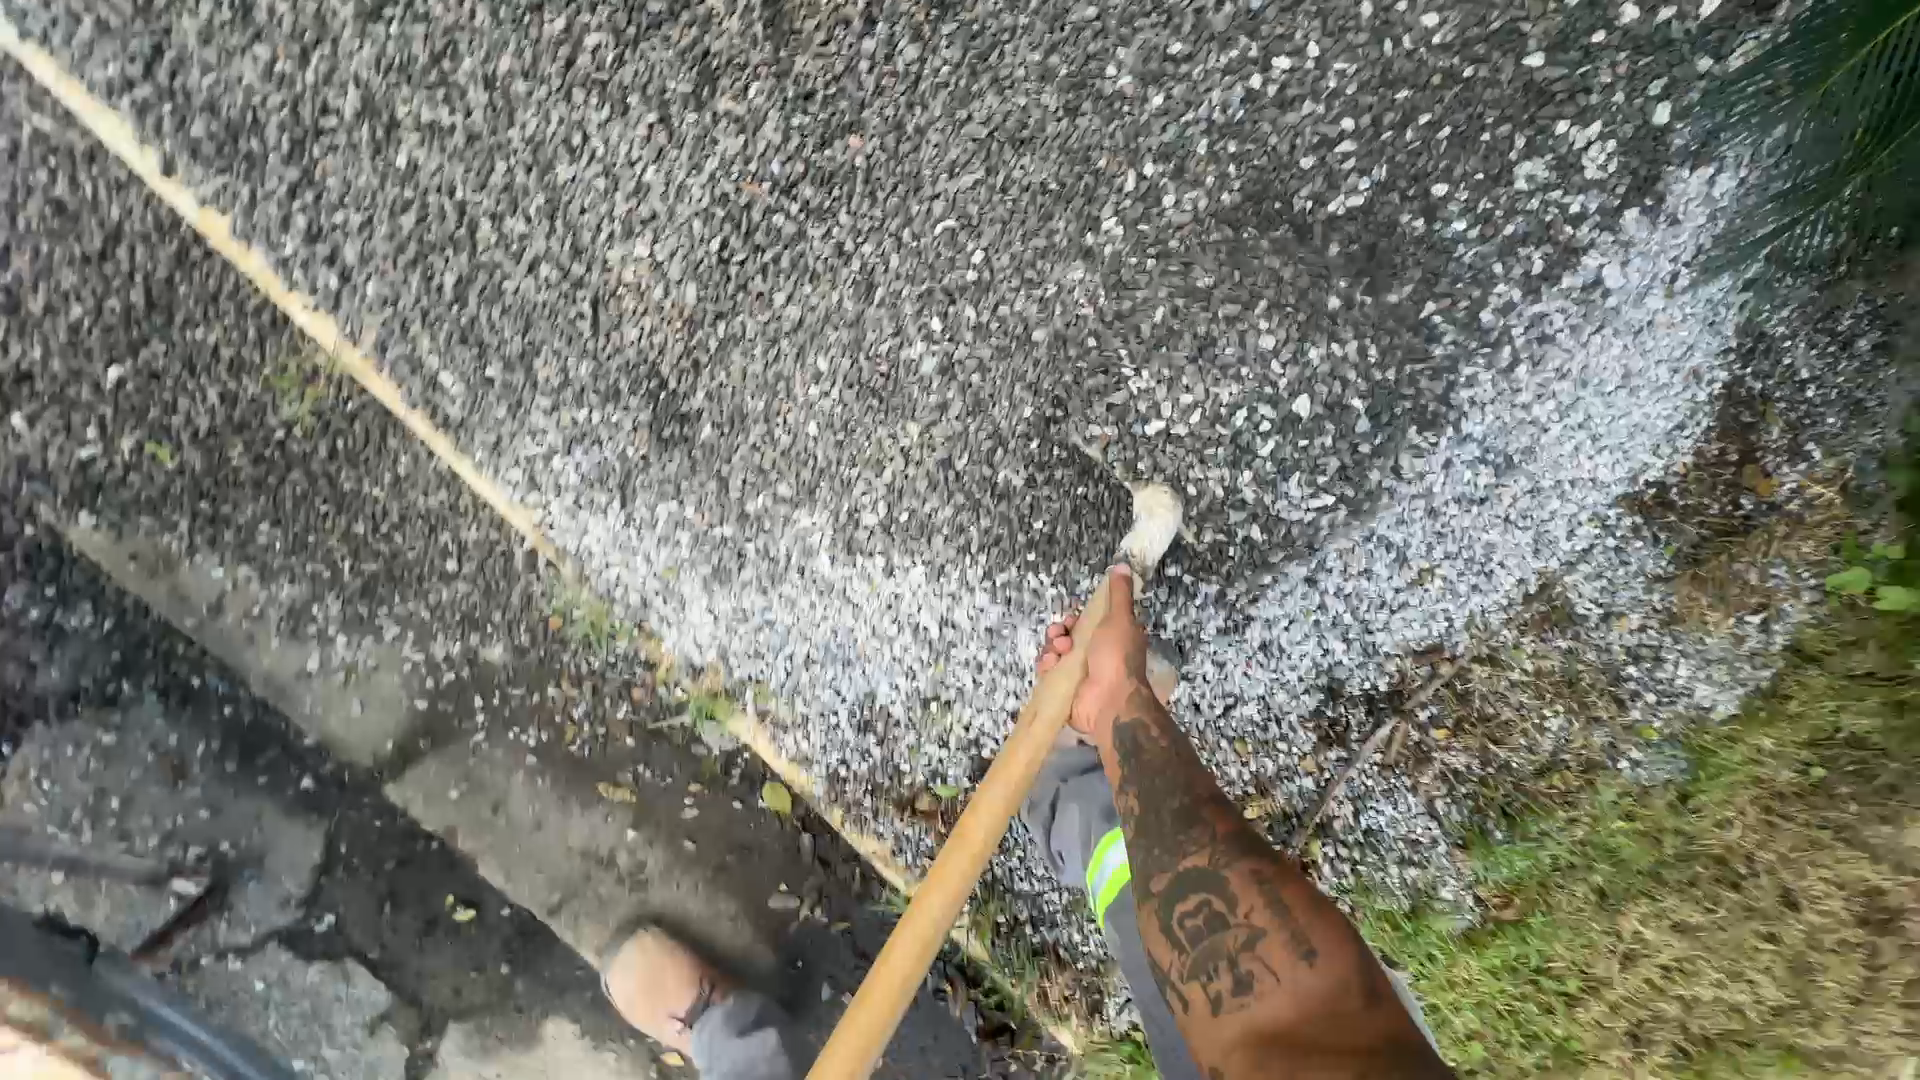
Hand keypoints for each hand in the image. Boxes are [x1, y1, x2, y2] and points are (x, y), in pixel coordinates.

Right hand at [1034, 565, 1152, 746]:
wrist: (1109, 700)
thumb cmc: (1116, 657)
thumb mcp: (1120, 618)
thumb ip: (1119, 593)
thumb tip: (1122, 566)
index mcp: (1109, 638)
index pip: (1084, 623)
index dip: (1074, 619)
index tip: (1072, 620)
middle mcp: (1094, 655)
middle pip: (1065, 636)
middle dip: (1059, 633)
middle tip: (1063, 640)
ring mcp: (1078, 673)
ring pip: (1054, 652)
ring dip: (1052, 649)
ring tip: (1059, 655)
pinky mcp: (1064, 689)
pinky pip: (1048, 672)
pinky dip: (1046, 666)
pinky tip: (1051, 666)